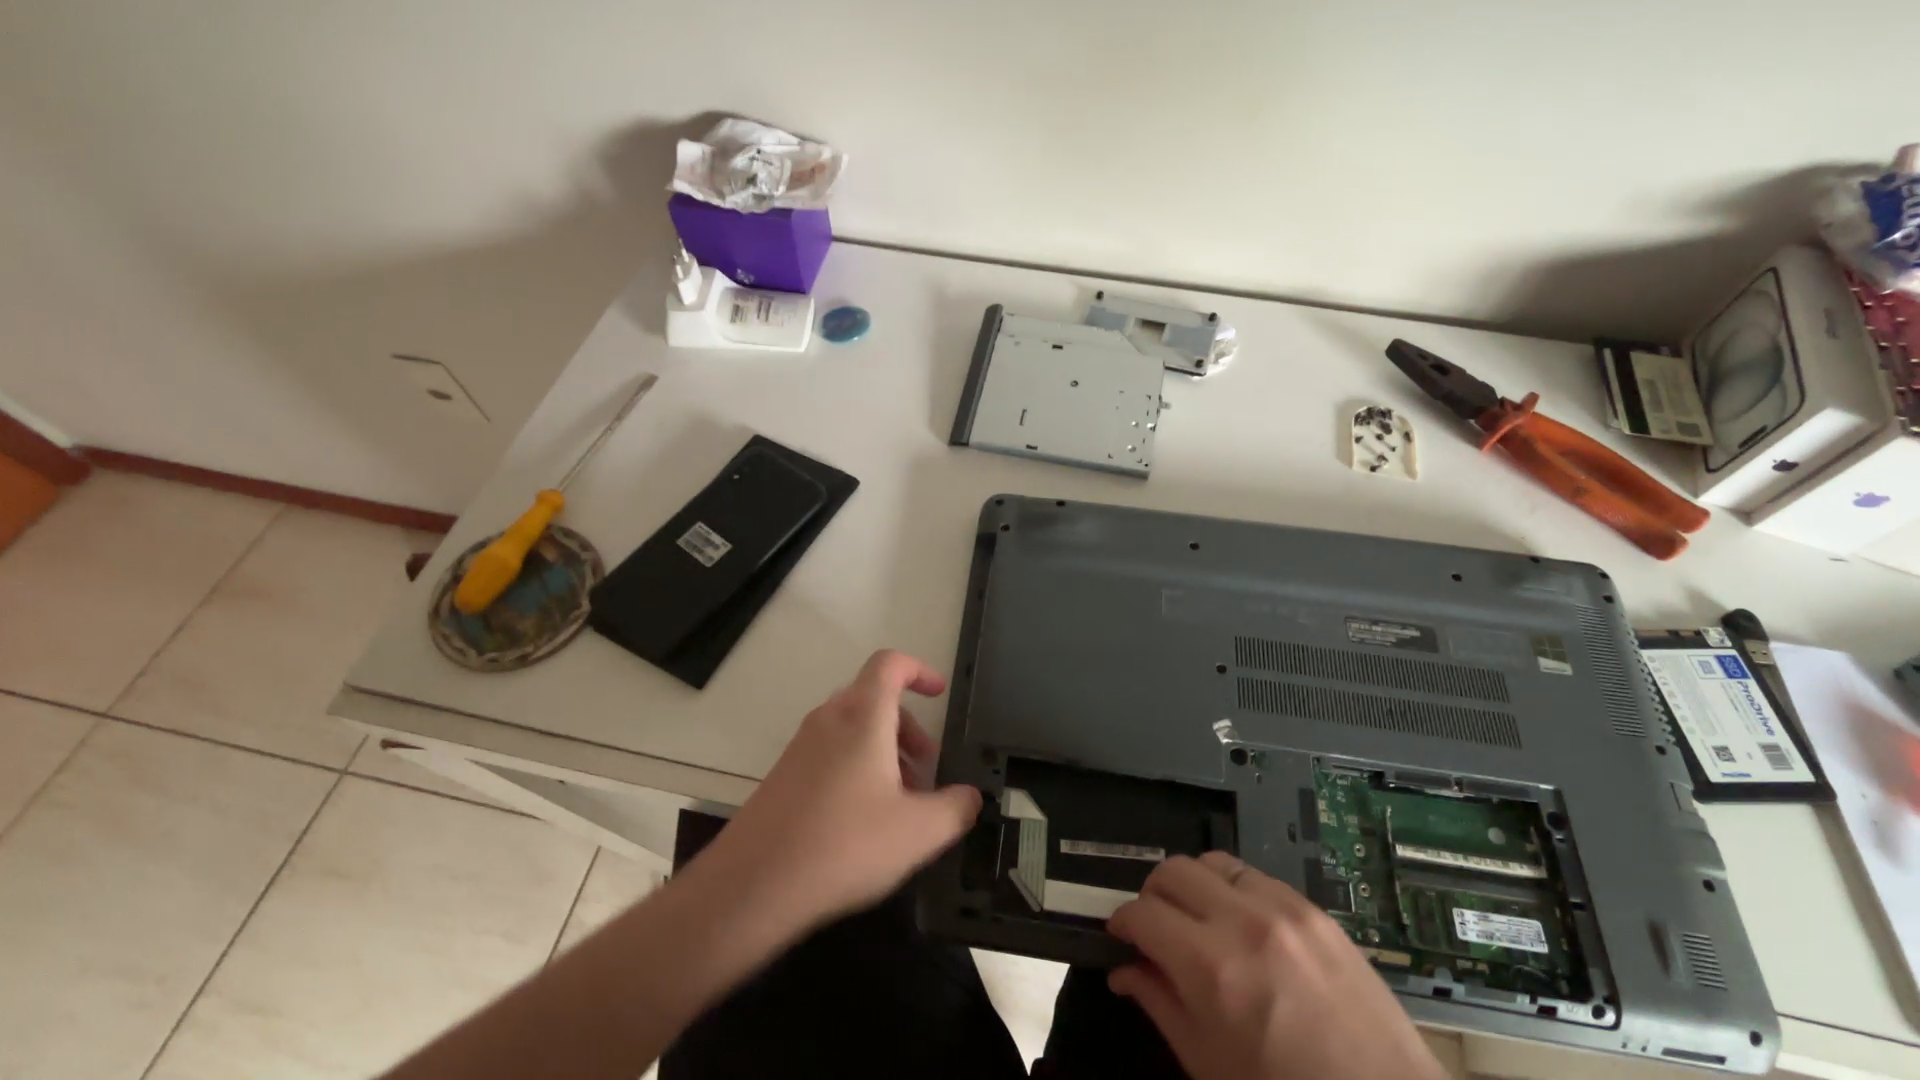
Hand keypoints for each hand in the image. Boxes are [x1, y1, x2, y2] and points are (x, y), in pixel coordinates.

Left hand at [706, 649, 982, 928]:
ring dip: (884, 752)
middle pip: (873, 699)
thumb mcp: (920, 832)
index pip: (890, 665)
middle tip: (928, 768)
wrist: (754, 884)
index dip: (919, 670)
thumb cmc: (845, 845)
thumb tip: (971, 796)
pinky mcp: (783, 778)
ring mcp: (800, 749)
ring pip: (851, 730)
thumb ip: (957, 808)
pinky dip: (856, 770)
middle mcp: (828, 721)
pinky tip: (865, 823)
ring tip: (902, 803)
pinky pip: (829, 755)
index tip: (940, 694)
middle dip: (907, 727)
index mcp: (862, 717)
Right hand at [1107, 853, 1447, 1079]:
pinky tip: (1243, 928)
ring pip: (1215, 862)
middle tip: (1155, 928)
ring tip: (1198, 920)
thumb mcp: (1205, 1061)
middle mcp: (1245, 923)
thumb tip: (1124, 971)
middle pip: (1173, 871)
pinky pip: (1259, 878)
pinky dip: (1236, 892)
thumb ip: (1158, 1004)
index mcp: (1211, 968)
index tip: (1120, 937)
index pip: (1141, 913)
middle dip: (1152, 895)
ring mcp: (1286, 910)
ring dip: (1194, 885)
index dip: (1121, 923)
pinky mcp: (1316, 911)